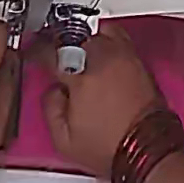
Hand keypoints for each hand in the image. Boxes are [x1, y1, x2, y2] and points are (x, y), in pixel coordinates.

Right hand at [37, 26, 162, 179]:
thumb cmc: (113, 147)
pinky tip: (100, 49)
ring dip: (82, 37)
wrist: (149, 152)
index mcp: (80, 78)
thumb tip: (53, 90)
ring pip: (95, 30)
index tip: (35, 53)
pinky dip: (105, 38)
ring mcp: (122, 57)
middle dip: (59, 43)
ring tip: (76, 48)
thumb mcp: (65, 141)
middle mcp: (102, 61)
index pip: (50, 52)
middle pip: (73, 36)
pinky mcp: (137, 60)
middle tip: (53, 52)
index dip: (37, 51)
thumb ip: (50, 108)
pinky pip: (118, 35)